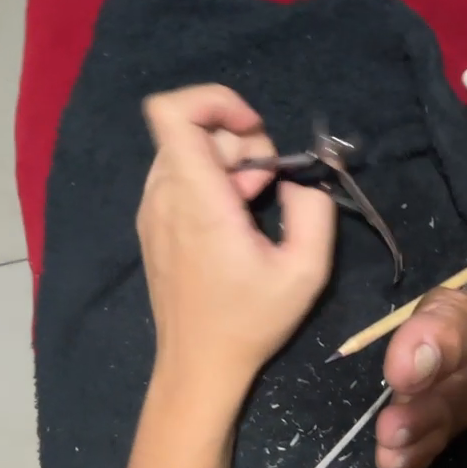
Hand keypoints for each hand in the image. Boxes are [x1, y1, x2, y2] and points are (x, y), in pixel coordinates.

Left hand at [138, 85, 335, 383]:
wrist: (198, 366)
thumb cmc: (251, 321)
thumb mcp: (307, 270)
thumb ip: (314, 210)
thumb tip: (300, 179)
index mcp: (197, 200)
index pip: (173, 111)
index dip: (215, 101)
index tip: (256, 132)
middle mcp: (164, 196)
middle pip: (195, 131)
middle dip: (241, 144)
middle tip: (270, 188)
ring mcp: (152, 211)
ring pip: (188, 152)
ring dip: (229, 165)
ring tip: (255, 207)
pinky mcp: (153, 226)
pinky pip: (181, 178)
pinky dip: (213, 183)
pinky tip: (235, 222)